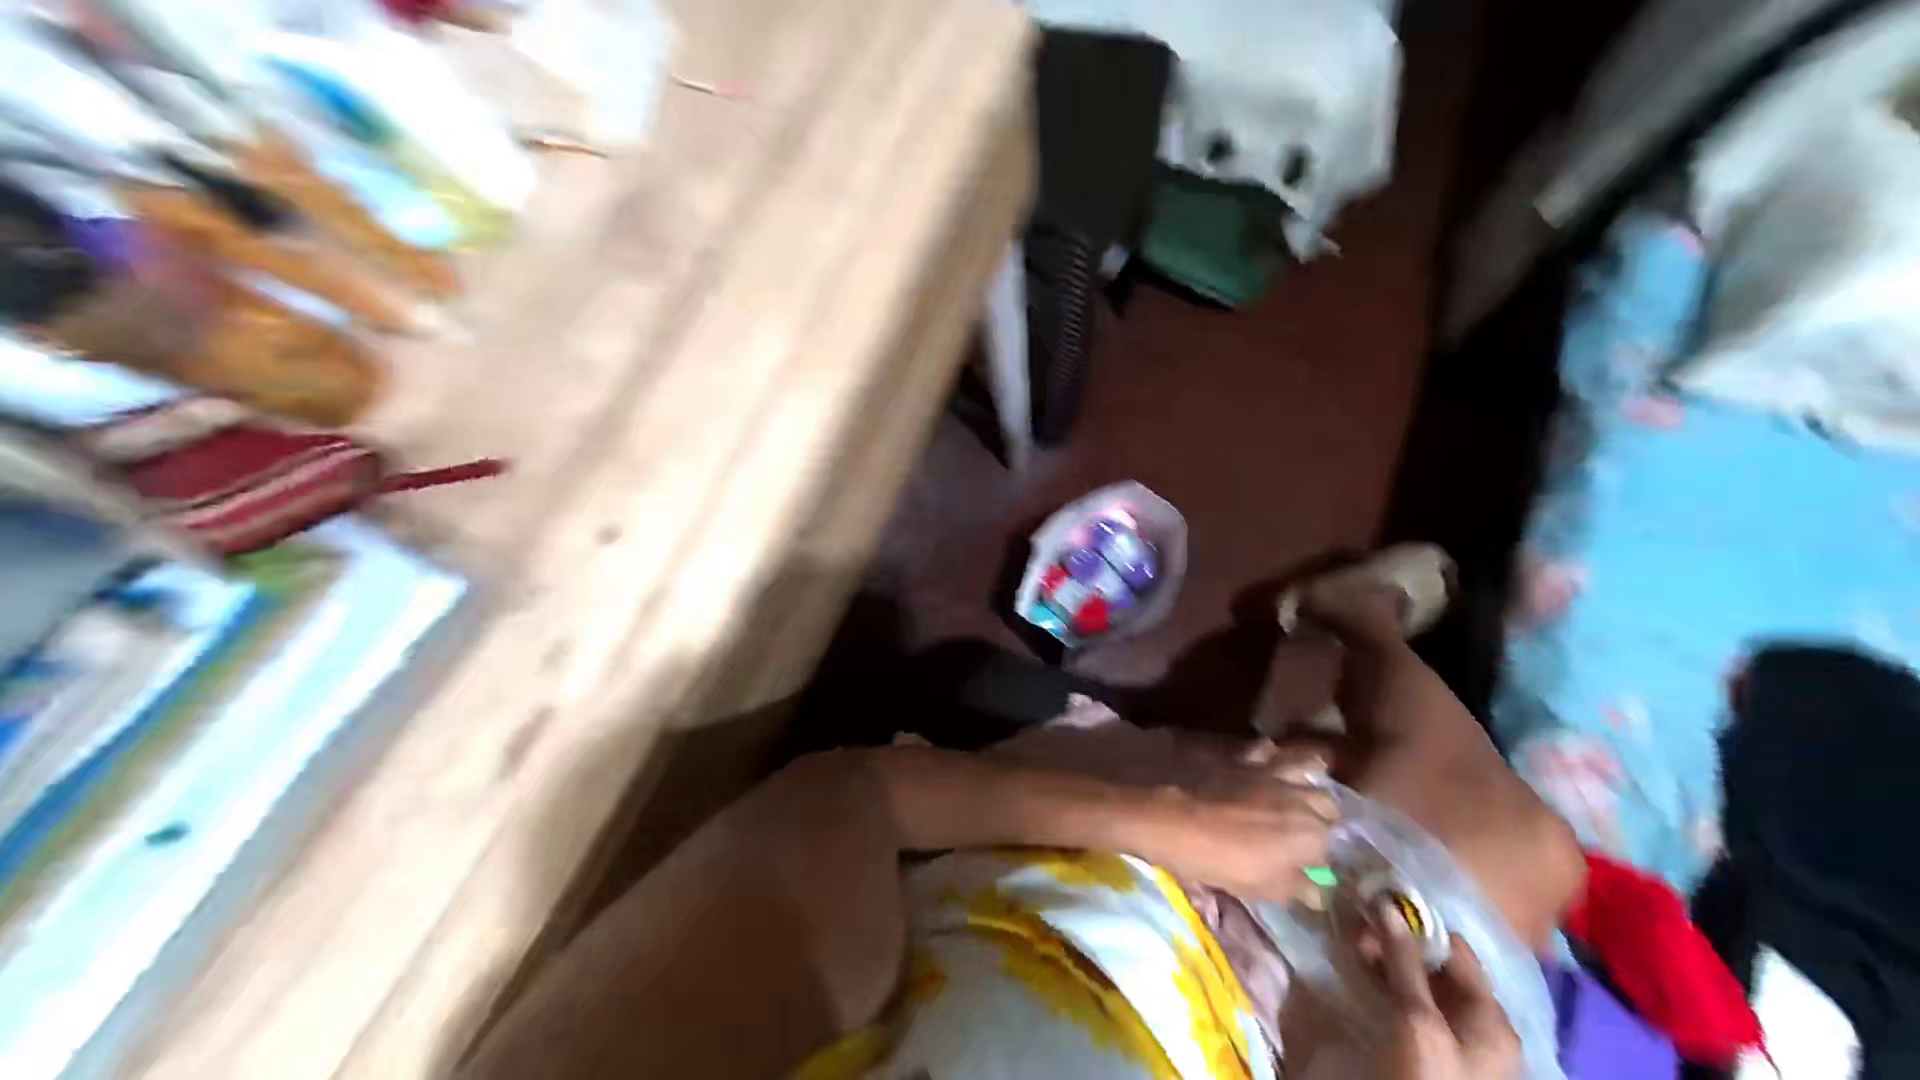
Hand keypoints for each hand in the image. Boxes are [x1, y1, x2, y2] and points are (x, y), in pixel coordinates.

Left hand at [1134, 743, 1338, 901]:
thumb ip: (1296, 887)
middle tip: (1307, 827)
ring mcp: (1271, 773)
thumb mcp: (1264, 888)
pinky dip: (1271, 753)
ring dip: (1310, 776)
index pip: (1331, 847)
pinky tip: (1269, 757)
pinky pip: (1267, 749)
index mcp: (1312, 833)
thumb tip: (1317, 892)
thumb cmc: (1223, 861)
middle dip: (1323, 815)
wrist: (1176, 820)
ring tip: (1304, 785)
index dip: (1319, 857)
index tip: (1307, 866)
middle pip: (1326, 804)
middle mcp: (1299, 797)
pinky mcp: (1244, 758)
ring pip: (1306, 766)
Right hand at [1361, 917, 1520, 1079]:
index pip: (1456, 950)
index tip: (1375, 905)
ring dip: (1384, 958)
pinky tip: (1360, 971)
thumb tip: (1387, 904)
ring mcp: (1454, 1039)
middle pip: (1435, 964)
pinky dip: (1385, 981)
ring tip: (1352, 947)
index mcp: (1492, 1018)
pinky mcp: (1429, 1049)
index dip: (1418, 924)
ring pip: (1418, 980)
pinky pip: (1409, 1001)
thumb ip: (1404, 961)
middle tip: (1356, 930)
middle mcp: (1479, 1024)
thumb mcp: (1416, 1021)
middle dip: (1394, 941)